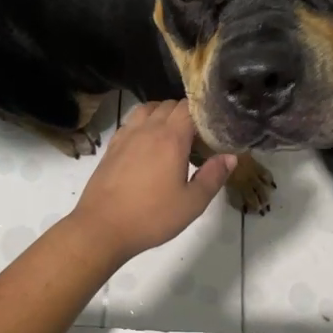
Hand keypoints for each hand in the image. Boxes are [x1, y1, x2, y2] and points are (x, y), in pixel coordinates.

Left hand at [67, 101, 234, 261]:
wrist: (102, 227)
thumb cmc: (151, 217)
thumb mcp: (192, 203)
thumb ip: (213, 176)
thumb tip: (230, 156)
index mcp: (171, 138)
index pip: (189, 107)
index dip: (203, 113)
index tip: (213, 130)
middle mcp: (147, 129)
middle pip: (169, 105)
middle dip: (185, 114)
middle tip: (196, 138)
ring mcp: (126, 135)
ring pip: (147, 109)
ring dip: (162, 115)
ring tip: (171, 137)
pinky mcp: (112, 146)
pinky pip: (130, 122)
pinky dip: (143, 124)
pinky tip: (147, 145)